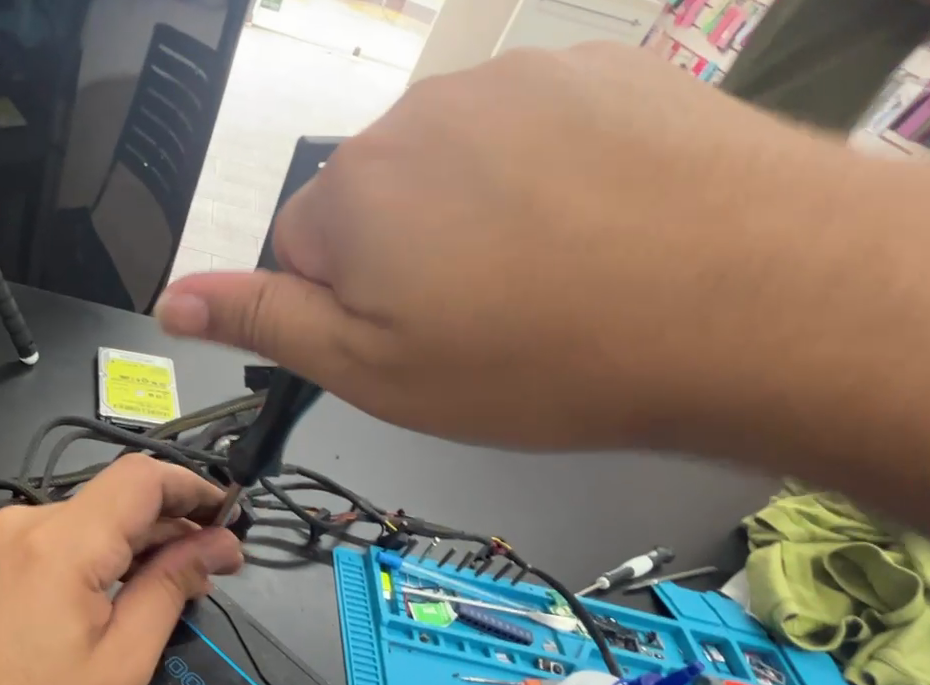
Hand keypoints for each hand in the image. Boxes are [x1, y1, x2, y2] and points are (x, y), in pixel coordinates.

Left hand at [0, 456, 243, 684]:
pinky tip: (113, 590)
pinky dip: (90, 553)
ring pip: (83, 518)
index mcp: (58, 543)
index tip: (229, 518)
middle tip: (212, 569)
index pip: (141, 478)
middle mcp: (20, 521)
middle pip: (113, 498)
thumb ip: (171, 587)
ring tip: (168, 586)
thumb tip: (218, 544)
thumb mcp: (123, 660)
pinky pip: (51, 537)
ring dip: (130, 542)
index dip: (193, 488)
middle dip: (168, 525)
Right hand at [155, 43, 845, 450]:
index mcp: (352, 193)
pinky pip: (526, 135)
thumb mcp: (372, 369)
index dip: (344, 308)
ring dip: (470, 221)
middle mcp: (416, 118)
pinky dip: (539, 181)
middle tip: (476, 322)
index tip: (407, 343)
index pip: (298, 251)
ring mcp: (512, 82)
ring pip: (449, 169)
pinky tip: (591, 231)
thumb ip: (264, 323)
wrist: (756, 299)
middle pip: (371, 203)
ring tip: (542, 282)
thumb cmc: (538, 356)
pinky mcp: (595, 70)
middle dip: (402, 260)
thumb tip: (174, 299)